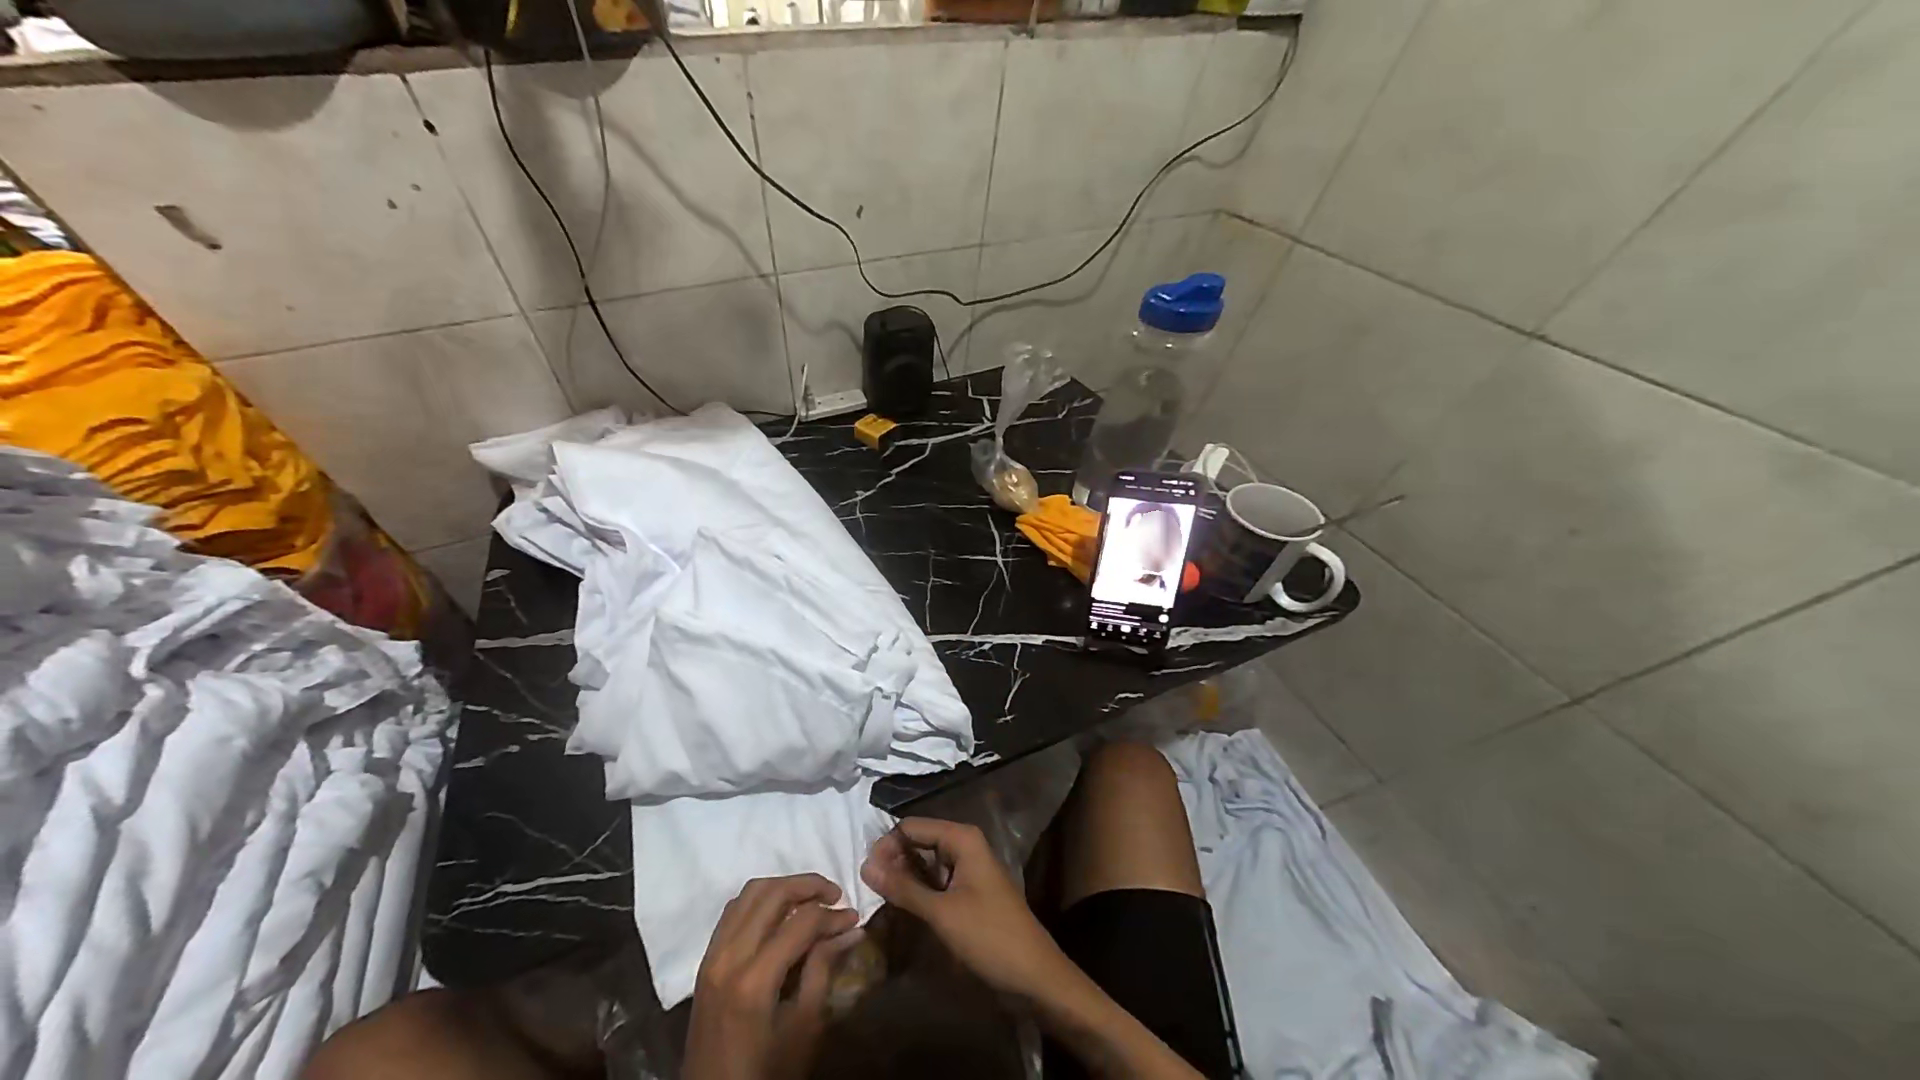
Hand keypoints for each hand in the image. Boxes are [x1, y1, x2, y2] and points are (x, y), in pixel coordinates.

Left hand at [683, 875, 862, 1079]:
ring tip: (810, 899)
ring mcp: (711, 956)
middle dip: (808, 886)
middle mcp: (728, 957)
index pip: (801, 922)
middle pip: (771, 894)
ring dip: (782, 887)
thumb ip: (823, 970)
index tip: (855, 917)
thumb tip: (851, 930)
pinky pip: (733, 912)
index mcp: (754, 980)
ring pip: (748, 894)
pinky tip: (779, 915)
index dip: (833, 915)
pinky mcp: (705, 961)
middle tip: (835, 894)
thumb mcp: (803, 1028)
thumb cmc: (766, 1074)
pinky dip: (759, 902)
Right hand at [860, 819, 1071, 1001]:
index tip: (864, 874)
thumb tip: (865, 866)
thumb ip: (903, 888)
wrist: (1034, 975)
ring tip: (879, 898)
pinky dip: (917, 890)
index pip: (911, 827)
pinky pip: (935, 881)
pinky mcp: (967, 891)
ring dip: (903, 877)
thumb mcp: (942, 913)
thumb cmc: (989, 937)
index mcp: (962, 838)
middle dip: (892, 860)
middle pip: (918, 841)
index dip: (886, 845)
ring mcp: (967, 869)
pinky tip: (901, 905)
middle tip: (868, 889)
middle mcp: (964, 845)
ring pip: (924, 862)